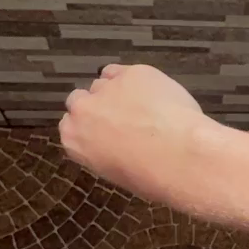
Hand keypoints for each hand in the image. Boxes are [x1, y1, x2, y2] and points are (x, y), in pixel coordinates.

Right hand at [59, 64, 217, 203]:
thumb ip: (106, 151)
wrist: (177, 155)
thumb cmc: (149, 176)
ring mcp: (106, 88)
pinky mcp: (132, 73)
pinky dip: (139, 81)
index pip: (70, 124)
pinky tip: (155, 95)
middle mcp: (82, 110)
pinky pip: (129, 72)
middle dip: (98, 106)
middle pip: (80, 99)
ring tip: (145, 107)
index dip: (90, 126)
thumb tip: (117, 145)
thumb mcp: (117, 173)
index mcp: (74, 139)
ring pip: (104, 82)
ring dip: (119, 92)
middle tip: (122, 118)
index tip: (104, 132)